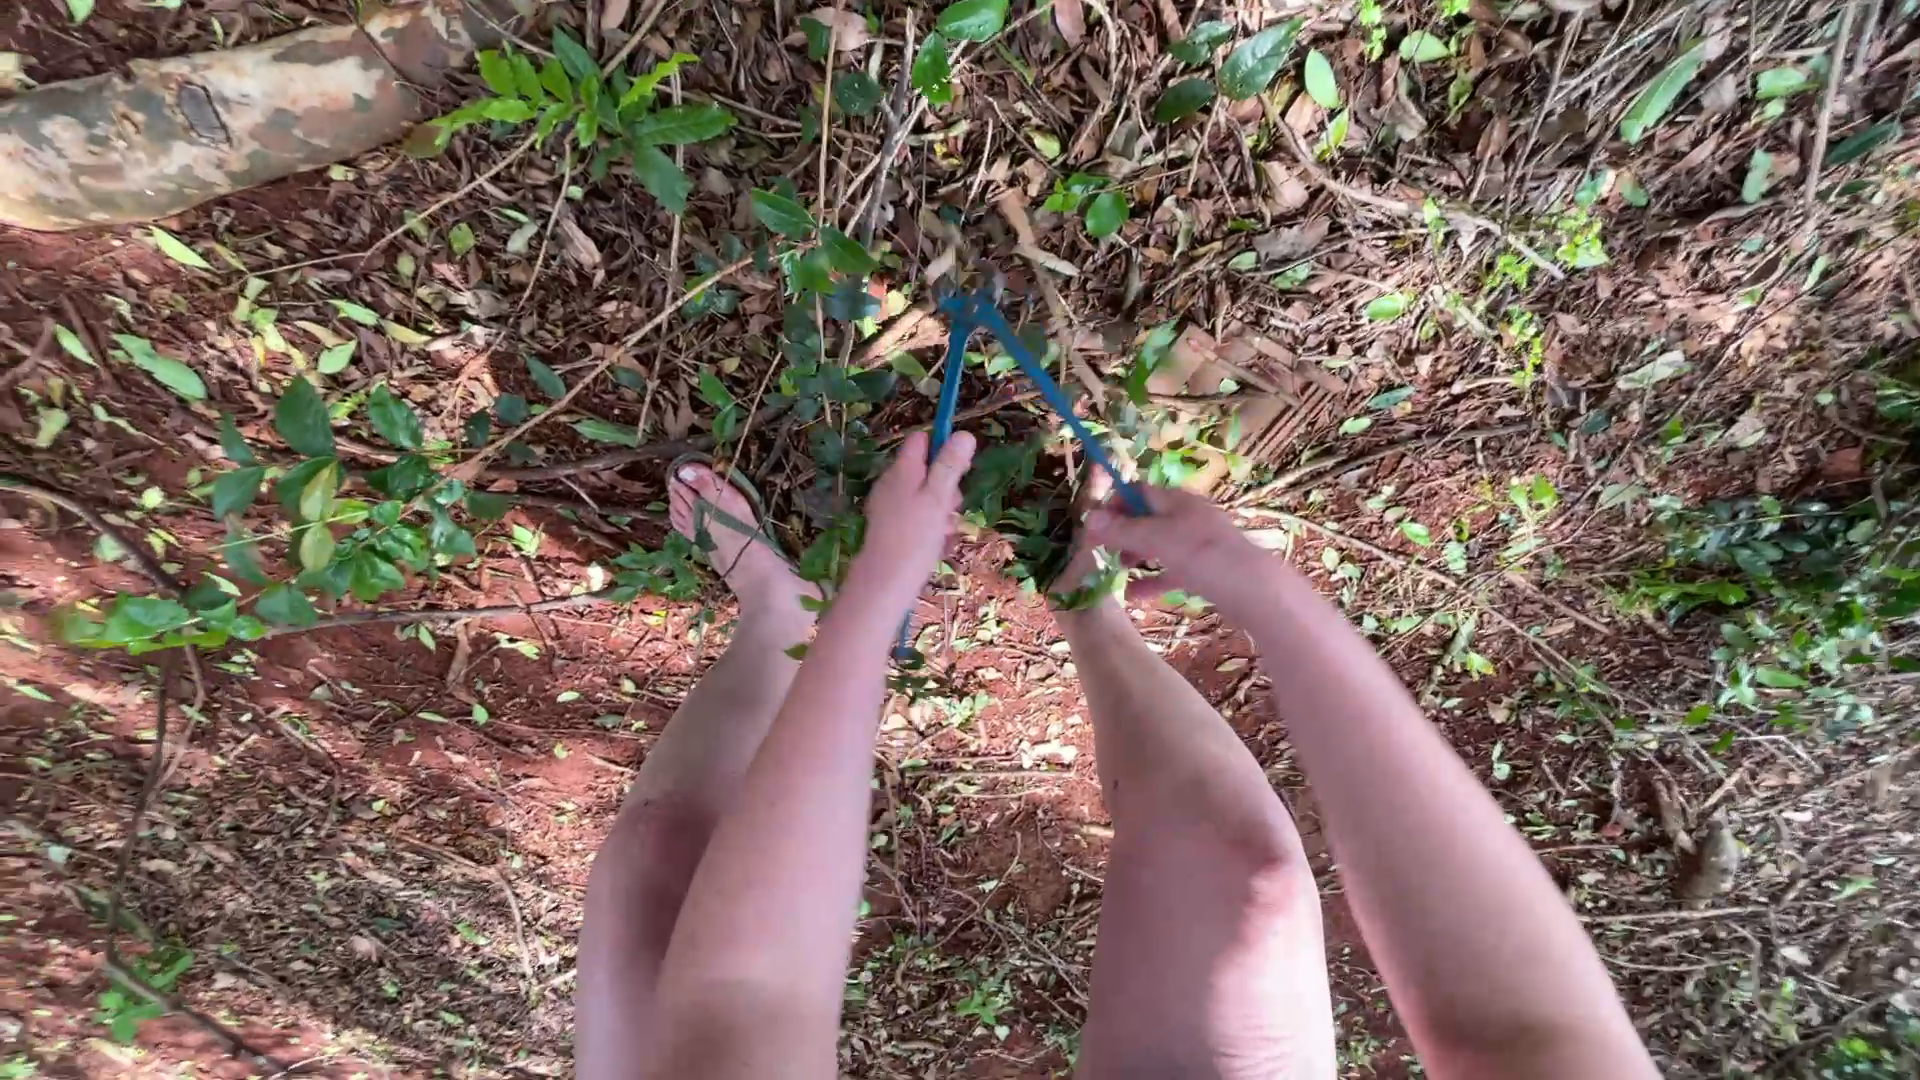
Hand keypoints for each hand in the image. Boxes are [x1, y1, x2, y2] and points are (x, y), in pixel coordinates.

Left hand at [846, 429, 976, 604]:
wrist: (886, 581)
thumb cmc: (914, 537)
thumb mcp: (938, 498)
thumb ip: (950, 466)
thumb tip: (965, 434)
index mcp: (902, 470)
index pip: (921, 440)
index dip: (942, 448)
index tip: (960, 468)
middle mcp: (892, 483)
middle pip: (927, 471)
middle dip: (947, 488)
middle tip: (954, 508)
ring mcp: (890, 506)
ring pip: (926, 497)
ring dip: (943, 511)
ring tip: (946, 532)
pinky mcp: (891, 528)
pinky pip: (918, 518)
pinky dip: (931, 527)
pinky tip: (937, 545)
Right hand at [1082, 486, 1279, 613]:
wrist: (1254, 590)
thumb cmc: (1203, 555)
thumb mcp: (1157, 539)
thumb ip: (1122, 530)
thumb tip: (1088, 518)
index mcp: (1176, 501)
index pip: (1138, 491)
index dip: (1114, 504)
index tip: (1094, 525)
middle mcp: (1187, 518)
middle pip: (1146, 518)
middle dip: (1121, 532)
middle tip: (1099, 550)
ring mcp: (1196, 545)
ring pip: (1158, 545)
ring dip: (1134, 555)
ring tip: (1116, 568)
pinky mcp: (1203, 571)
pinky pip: (1170, 571)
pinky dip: (1151, 580)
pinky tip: (1133, 595)